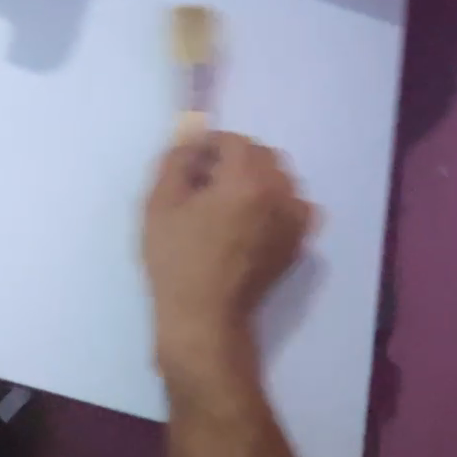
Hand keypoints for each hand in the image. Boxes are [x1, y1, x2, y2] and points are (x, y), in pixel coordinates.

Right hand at [141, 133, 313, 388]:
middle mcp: (282, 194)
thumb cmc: (176, 257)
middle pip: (263, 156)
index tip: (186, 162)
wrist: (205, 314)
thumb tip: (189, 142)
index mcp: (248, 180)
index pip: (234, 141)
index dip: (207, 144)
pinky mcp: (298, 243)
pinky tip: (246, 221)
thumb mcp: (159, 204)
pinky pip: (292, 206)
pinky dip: (272, 202)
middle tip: (201, 181)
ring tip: (222, 202)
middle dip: (232, 159)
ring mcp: (296, 220)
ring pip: (280, 180)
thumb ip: (176, 163)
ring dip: (254, 179)